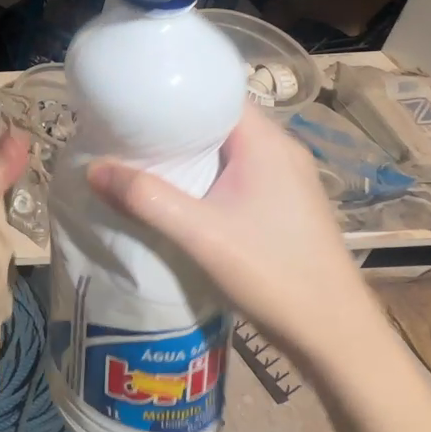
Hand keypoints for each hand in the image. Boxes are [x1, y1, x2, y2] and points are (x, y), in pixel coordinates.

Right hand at [85, 105, 370, 356]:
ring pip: (221, 147)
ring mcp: (284, 179)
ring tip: (135, 154)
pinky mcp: (282, 205)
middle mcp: (279, 151)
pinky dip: (199, 171)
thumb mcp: (199, 235)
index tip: (127, 93)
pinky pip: (231, 170)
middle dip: (167, 121)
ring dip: (182, 150)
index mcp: (266, 143)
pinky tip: (171, 189)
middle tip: (119, 125)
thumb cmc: (275, 275)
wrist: (339, 343)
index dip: (169, 88)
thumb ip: (144, 197)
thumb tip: (91, 168)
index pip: (212, 91)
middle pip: (212, 118)